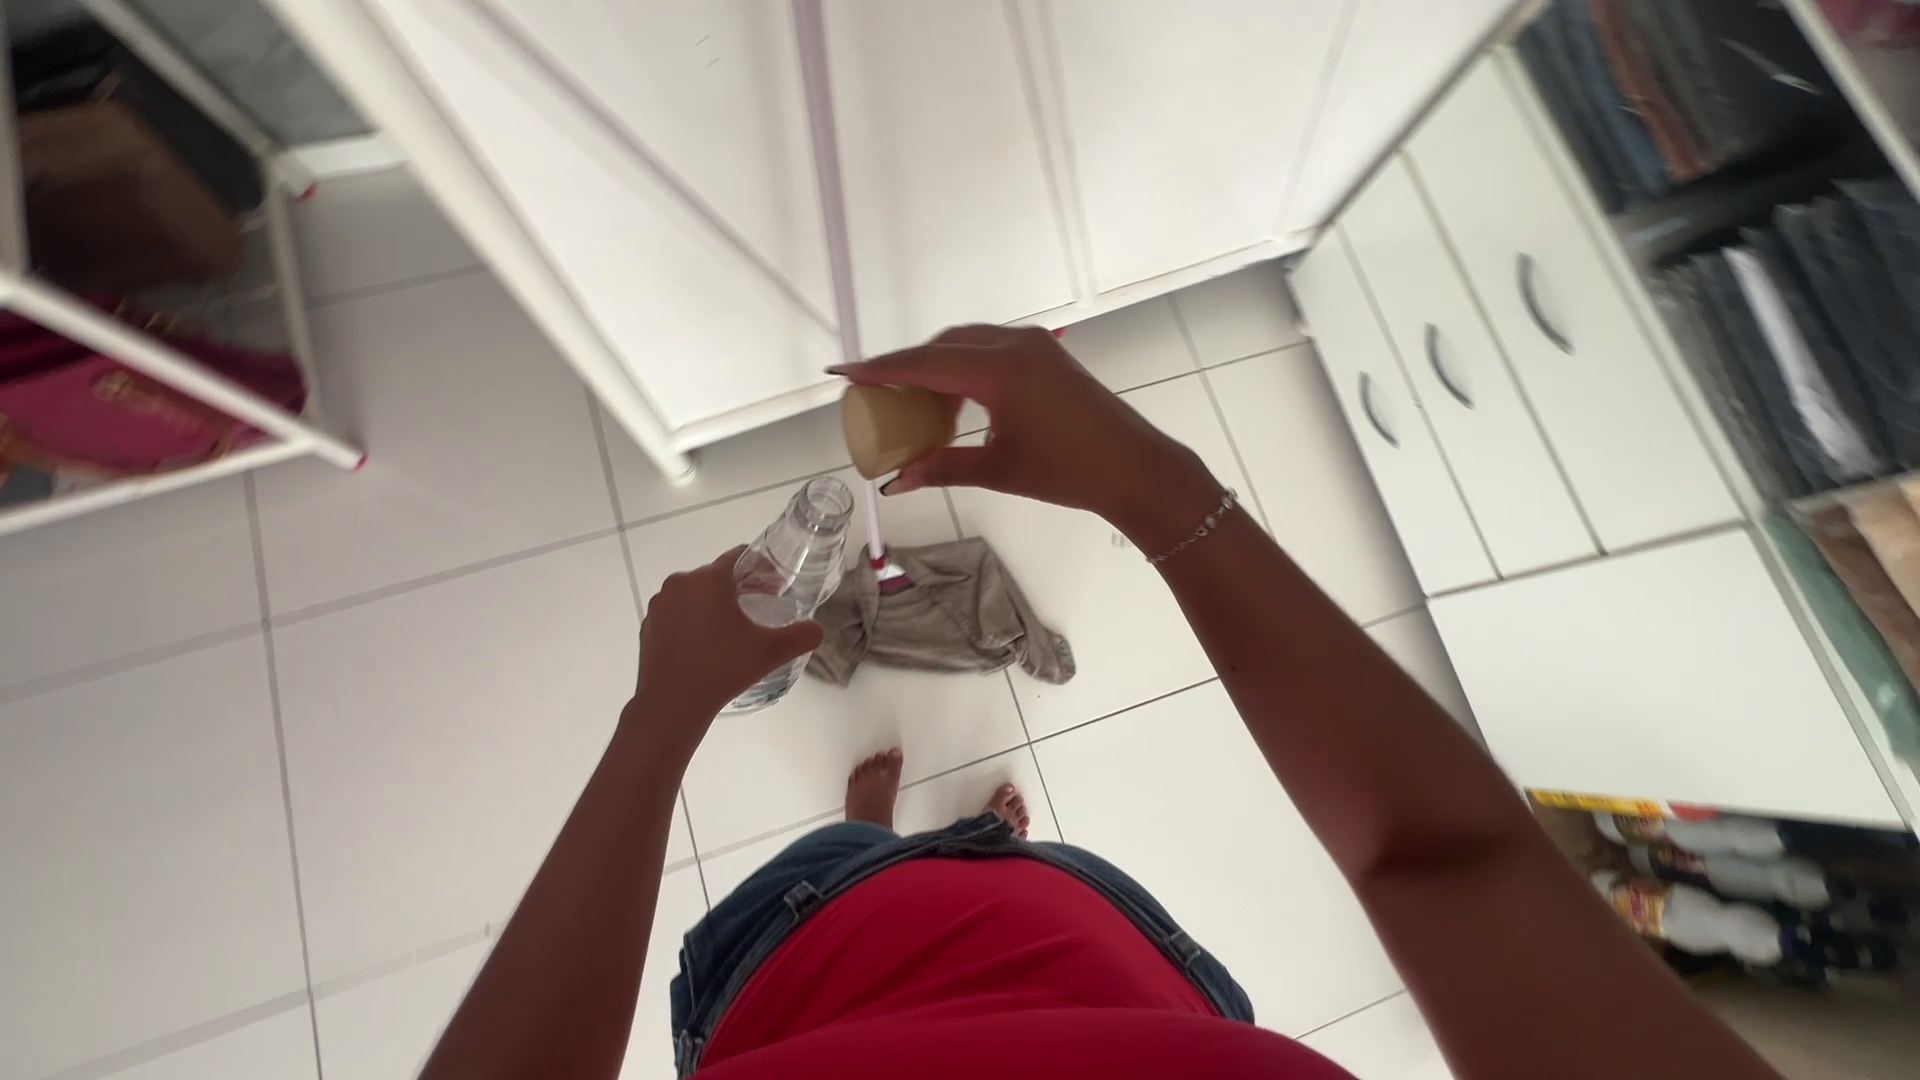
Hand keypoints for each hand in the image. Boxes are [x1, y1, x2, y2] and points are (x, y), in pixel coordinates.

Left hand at [627, 546, 824, 752]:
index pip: (741, 556)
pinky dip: (695, 618)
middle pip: (718, 575)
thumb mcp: (770, 652)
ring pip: (697, 593)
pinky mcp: (649, 624)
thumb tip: (817, 629)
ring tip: (736, 626)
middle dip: (743, 586)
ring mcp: (661, 604)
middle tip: (763, 605)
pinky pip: (679, 612)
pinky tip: (708, 642)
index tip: (778, 585)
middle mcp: (681, 583)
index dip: (764, 568)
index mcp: (709, 579)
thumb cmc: (722, 669)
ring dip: (717, 602)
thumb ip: (801, 635)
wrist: (671, 705)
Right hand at [831, 325, 1221, 548]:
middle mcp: (1015, 345)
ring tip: (915, 402)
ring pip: (967, 342)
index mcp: (1000, 371)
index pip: (924, 363)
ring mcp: (1034, 345)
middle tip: (878, 396)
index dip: (879, 370)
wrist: (1133, 467)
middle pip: (942, 345)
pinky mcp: (1046, 353)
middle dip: (906, 368)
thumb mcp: (998, 470)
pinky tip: (955, 397)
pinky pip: (990, 347)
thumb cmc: (1068, 472)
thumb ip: (942, 467)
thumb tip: (896, 481)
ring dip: (937, 365)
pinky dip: (964, 366)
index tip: (843, 374)